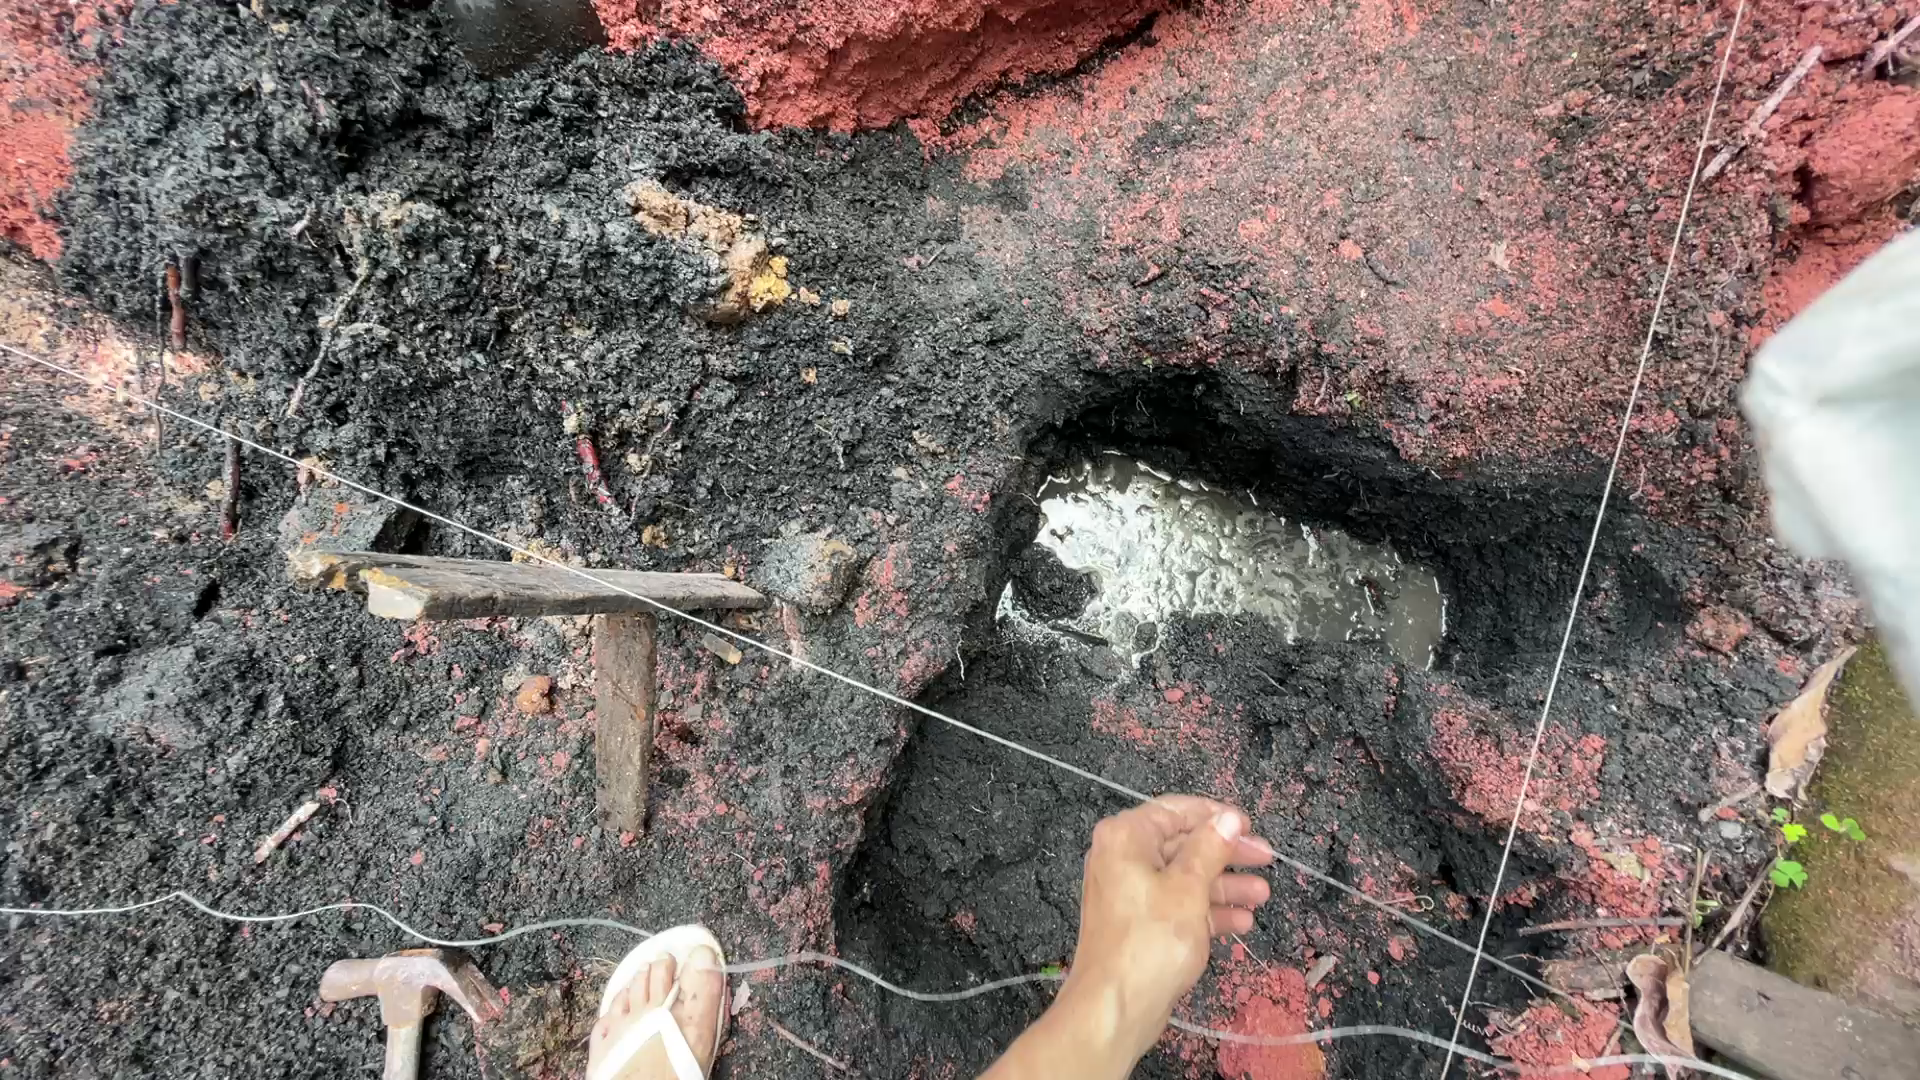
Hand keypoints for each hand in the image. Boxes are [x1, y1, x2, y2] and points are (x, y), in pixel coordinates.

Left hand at [1056, 796, 1274, 1064]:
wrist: (1114, 1006)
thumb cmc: (1150, 940)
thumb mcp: (1187, 888)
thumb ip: (1209, 848)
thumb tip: (1227, 817)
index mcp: (1126, 836)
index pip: (1174, 810)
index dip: (1213, 814)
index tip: (1247, 823)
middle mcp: (1122, 855)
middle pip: (1181, 843)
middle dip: (1225, 852)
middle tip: (1266, 858)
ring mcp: (1129, 890)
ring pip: (1183, 876)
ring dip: (1223, 884)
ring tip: (1262, 894)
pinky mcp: (1139, 921)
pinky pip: (1177, 903)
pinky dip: (1207, 909)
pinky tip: (1242, 920)